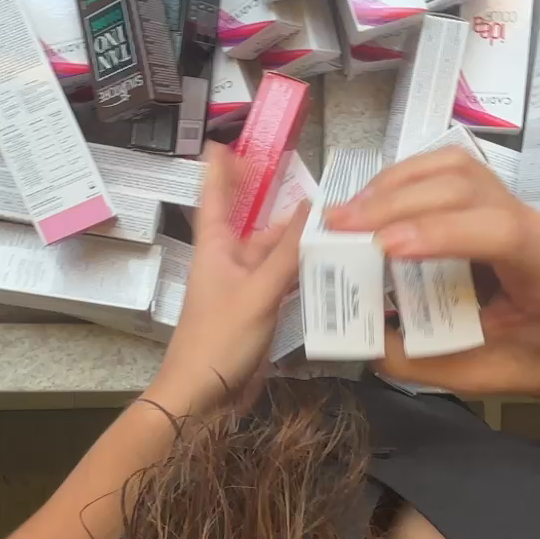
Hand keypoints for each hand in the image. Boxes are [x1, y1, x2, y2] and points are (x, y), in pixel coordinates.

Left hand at [147, 144, 308, 412]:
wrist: (203, 397)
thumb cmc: (218, 338)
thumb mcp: (257, 291)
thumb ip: (288, 252)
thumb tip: (314, 209)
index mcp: (216, 246)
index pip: (216, 196)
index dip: (220, 169)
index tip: (227, 142)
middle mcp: (230, 260)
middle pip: (256, 223)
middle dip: (279, 203)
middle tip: (311, 178)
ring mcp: (246, 286)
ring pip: (276, 252)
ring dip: (299, 239)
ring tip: (336, 218)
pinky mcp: (260, 309)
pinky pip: (284, 280)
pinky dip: (304, 269)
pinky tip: (330, 261)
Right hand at [322, 147, 539, 401]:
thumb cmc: (530, 363)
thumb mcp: (472, 378)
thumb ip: (411, 360)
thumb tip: (351, 330)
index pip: (503, 234)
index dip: (442, 232)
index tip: (383, 247)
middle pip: (468, 189)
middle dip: (397, 203)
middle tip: (338, 225)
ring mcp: (520, 205)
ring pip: (457, 168)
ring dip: (396, 184)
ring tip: (349, 210)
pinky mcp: (496, 197)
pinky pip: (451, 170)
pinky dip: (405, 179)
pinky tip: (373, 199)